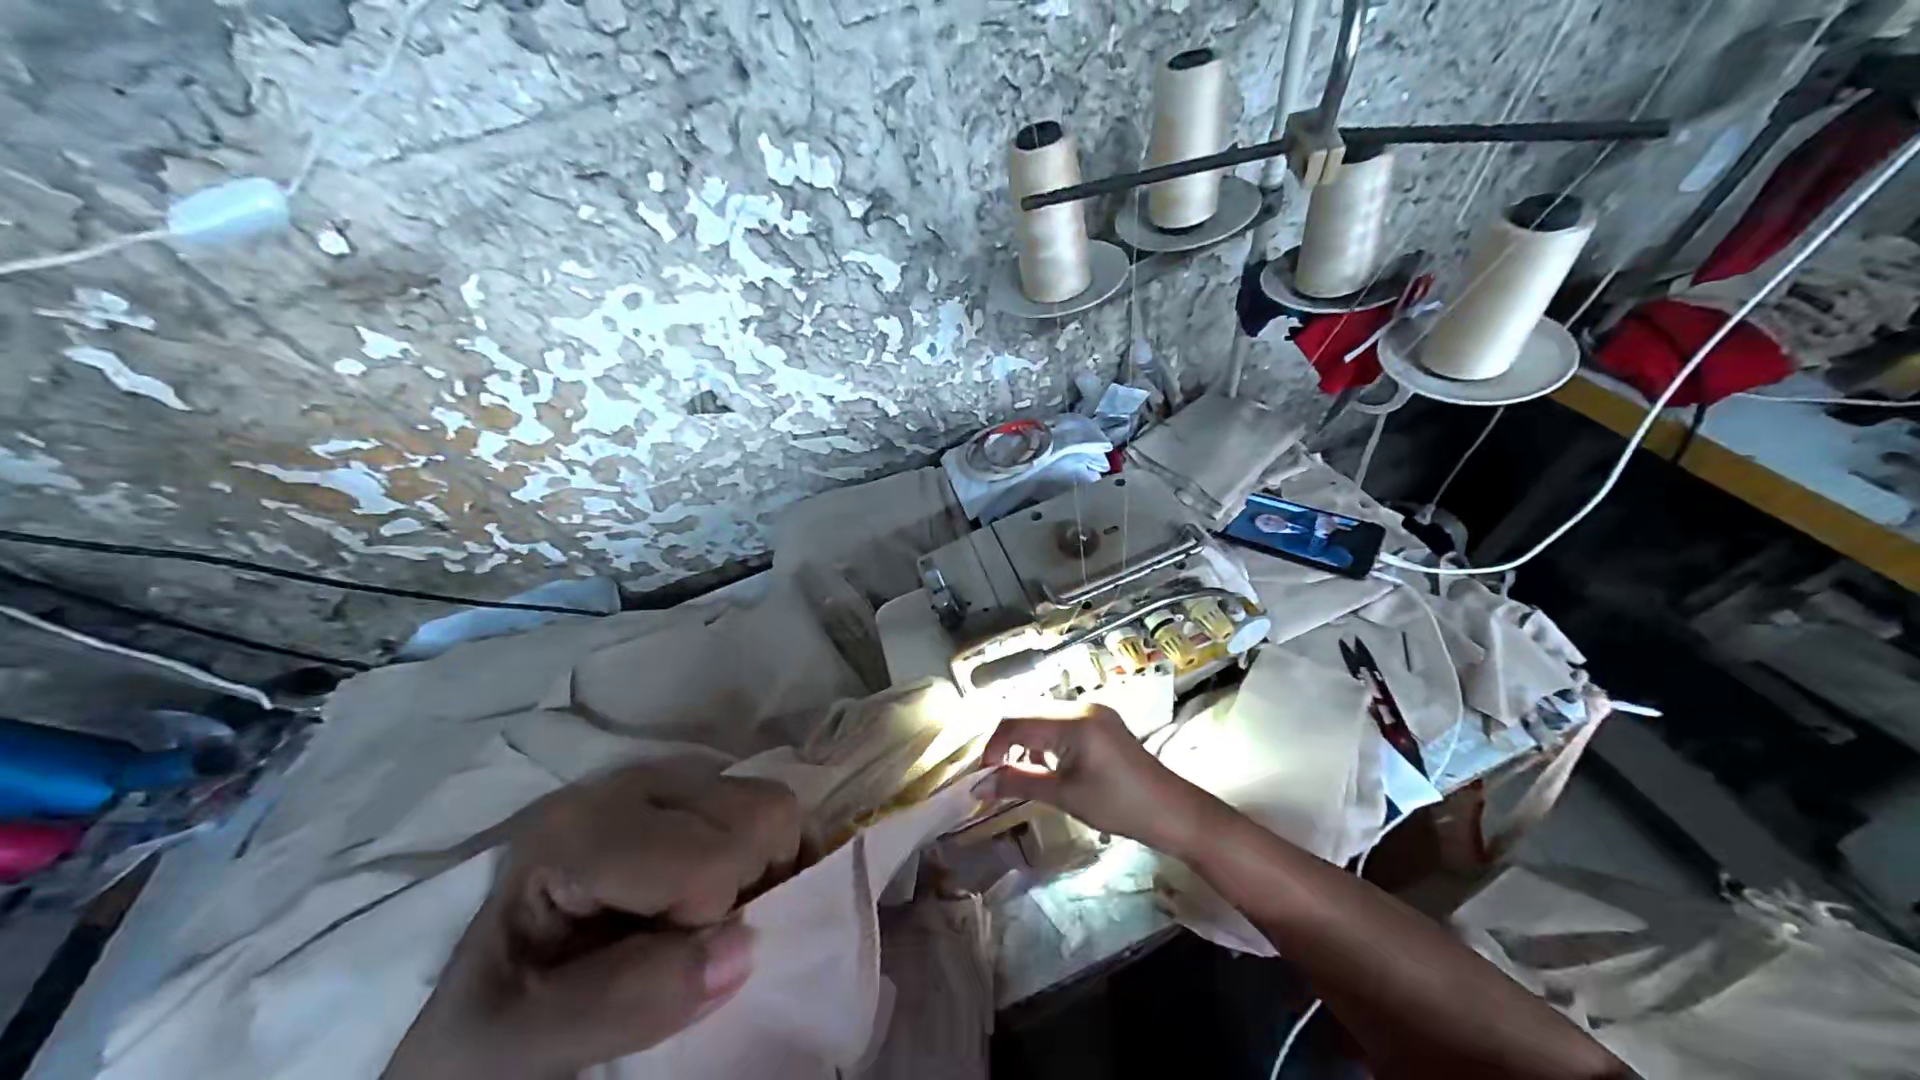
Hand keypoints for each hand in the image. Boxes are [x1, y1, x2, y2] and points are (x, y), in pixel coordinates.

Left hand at [384, 768, 801, 1079]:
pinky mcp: (688, 790)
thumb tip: (744, 949)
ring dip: (766, 871)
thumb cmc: (492, 1022)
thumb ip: (622, 1004)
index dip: (713, 923)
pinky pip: (767, 808)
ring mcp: (666, 780)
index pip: (711, 860)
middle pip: (759, 816)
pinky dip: (772, 855)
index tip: (675, 966)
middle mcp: (632, 785)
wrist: (486, 990)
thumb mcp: (520, 1045)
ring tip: (714, 918)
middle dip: (752, 889)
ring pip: (773, 807)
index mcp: (581, 833)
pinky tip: (731, 893)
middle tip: (701, 939)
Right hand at [981, 704, 1227, 860]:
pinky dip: (1044, 738)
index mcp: (1073, 722)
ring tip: (1021, 770)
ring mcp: (1094, 711)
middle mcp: (1081, 707)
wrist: (1172, 811)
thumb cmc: (1119, 806)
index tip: (985, 776)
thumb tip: (979, 786)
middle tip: (996, 774)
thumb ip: (1019, 783)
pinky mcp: (1101, 720)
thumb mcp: (1065, 796)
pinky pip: (1061, 721)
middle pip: (1026, 713)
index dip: (993, 747)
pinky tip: (1047, 763)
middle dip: (1006, 741)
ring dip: (1024, 739)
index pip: (1015, 723)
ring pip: (1042, 715)